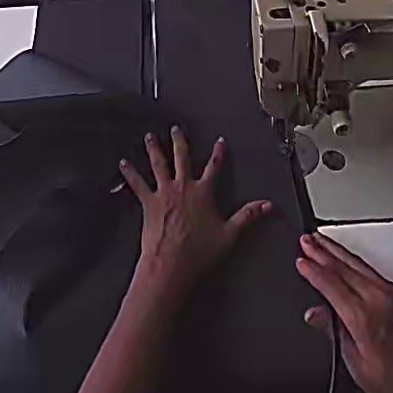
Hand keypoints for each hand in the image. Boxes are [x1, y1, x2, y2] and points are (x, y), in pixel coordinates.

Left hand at [119, 127, 271, 304]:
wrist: (171, 263)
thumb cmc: (199, 250)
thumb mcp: (230, 234)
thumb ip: (248, 216)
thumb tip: (269, 205)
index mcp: (203, 192)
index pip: (214, 167)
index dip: (218, 153)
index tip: (220, 141)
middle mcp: (183, 186)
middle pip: (182, 157)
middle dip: (179, 141)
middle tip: (176, 128)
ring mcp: (164, 192)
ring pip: (158, 164)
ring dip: (154, 148)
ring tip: (150, 136)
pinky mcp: (148, 203)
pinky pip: (137, 184)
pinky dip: (129, 173)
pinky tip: (123, 164)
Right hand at [296, 232, 392, 392]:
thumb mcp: (361, 370)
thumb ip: (336, 335)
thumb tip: (316, 314)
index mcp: (366, 319)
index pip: (331, 284)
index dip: (312, 270)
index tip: (300, 261)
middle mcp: (381, 300)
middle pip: (344, 266)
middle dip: (322, 251)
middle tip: (306, 239)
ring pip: (359, 264)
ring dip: (338, 251)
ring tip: (321, 241)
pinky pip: (373, 270)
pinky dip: (355, 260)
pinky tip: (348, 259)